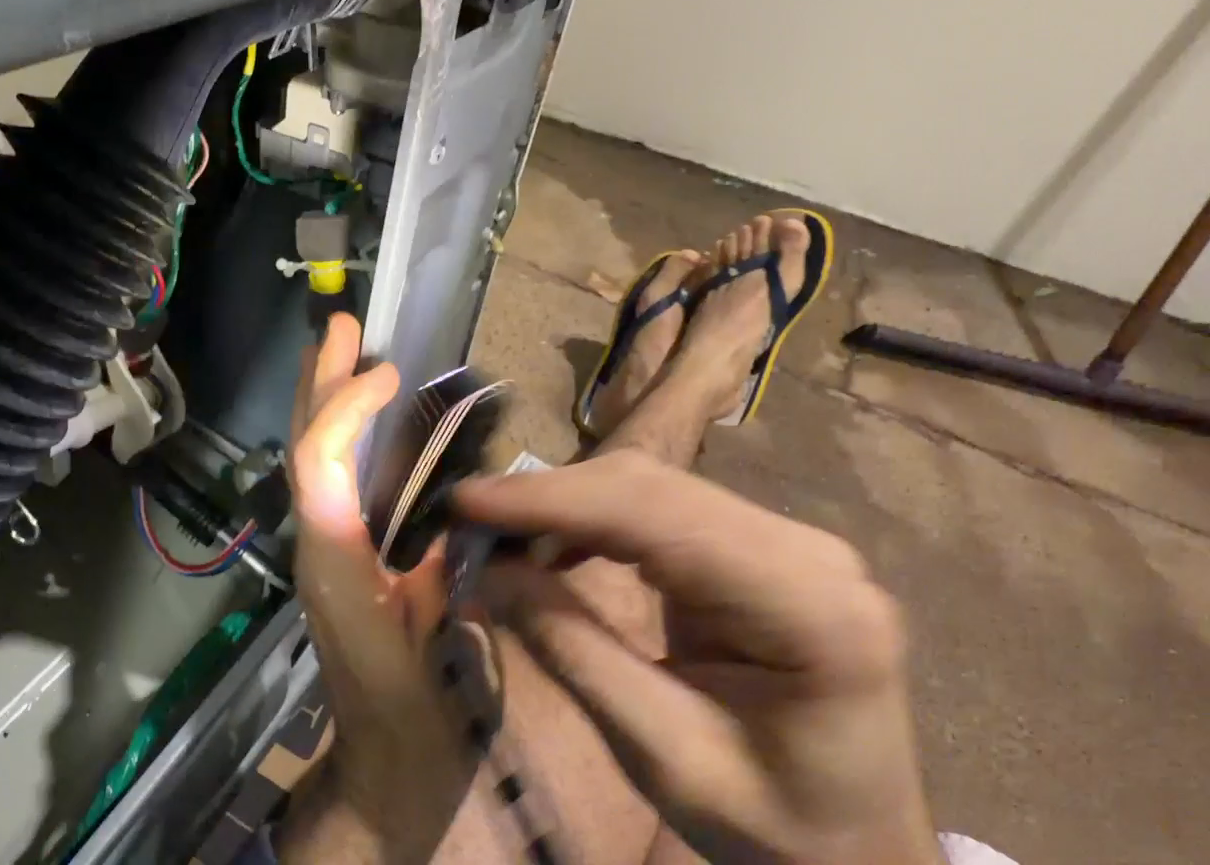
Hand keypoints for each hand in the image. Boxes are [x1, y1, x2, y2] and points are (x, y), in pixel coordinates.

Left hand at [277, 313, 472, 861]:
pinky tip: (372, 421)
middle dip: (319, 381)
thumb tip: (463, 502)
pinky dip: (347, 436)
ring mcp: (321, 547)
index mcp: (334, 560)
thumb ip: (443, 567)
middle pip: (303, 446)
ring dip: (327, 400)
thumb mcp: (440, 637)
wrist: (385, 761)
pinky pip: (334, 478)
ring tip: (348, 350)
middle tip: (342, 325)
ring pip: (311, 457)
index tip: (387, 372)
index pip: (318, 465)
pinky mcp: (335, 554)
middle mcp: (315, 543)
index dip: (345, 409)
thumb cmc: (417, 711)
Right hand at [460, 450, 940, 864]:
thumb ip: (574, 652)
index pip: (656, 518)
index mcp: (809, 608)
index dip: (550, 500)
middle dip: (546, 498)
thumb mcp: (662, 754)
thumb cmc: (770, 825)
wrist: (852, 849)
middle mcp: (808, 552)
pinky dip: (591, 519)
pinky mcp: (758, 547)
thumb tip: (485, 568)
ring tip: (495, 537)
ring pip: (649, 487)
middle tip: (463, 524)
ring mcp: (788, 542)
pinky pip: (659, 508)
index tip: (462, 502)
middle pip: (651, 487)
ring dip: (563, 504)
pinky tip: (552, 546)